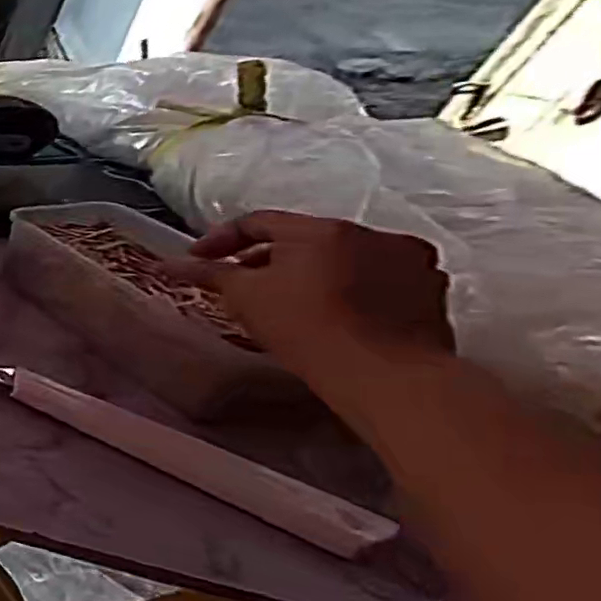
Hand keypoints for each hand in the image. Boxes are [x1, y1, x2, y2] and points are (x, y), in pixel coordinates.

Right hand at [167, 211, 454, 379]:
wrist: (387, 377)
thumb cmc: (304, 327)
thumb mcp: (244, 296)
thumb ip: (207, 273)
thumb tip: (167, 264)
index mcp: (323, 229)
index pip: (258, 222)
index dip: (220, 239)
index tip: (198, 259)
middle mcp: (372, 235)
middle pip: (303, 238)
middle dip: (265, 257)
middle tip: (239, 280)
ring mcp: (411, 262)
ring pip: (342, 257)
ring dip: (308, 270)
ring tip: (282, 296)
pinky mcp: (433, 293)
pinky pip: (376, 278)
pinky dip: (346, 287)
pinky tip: (328, 310)